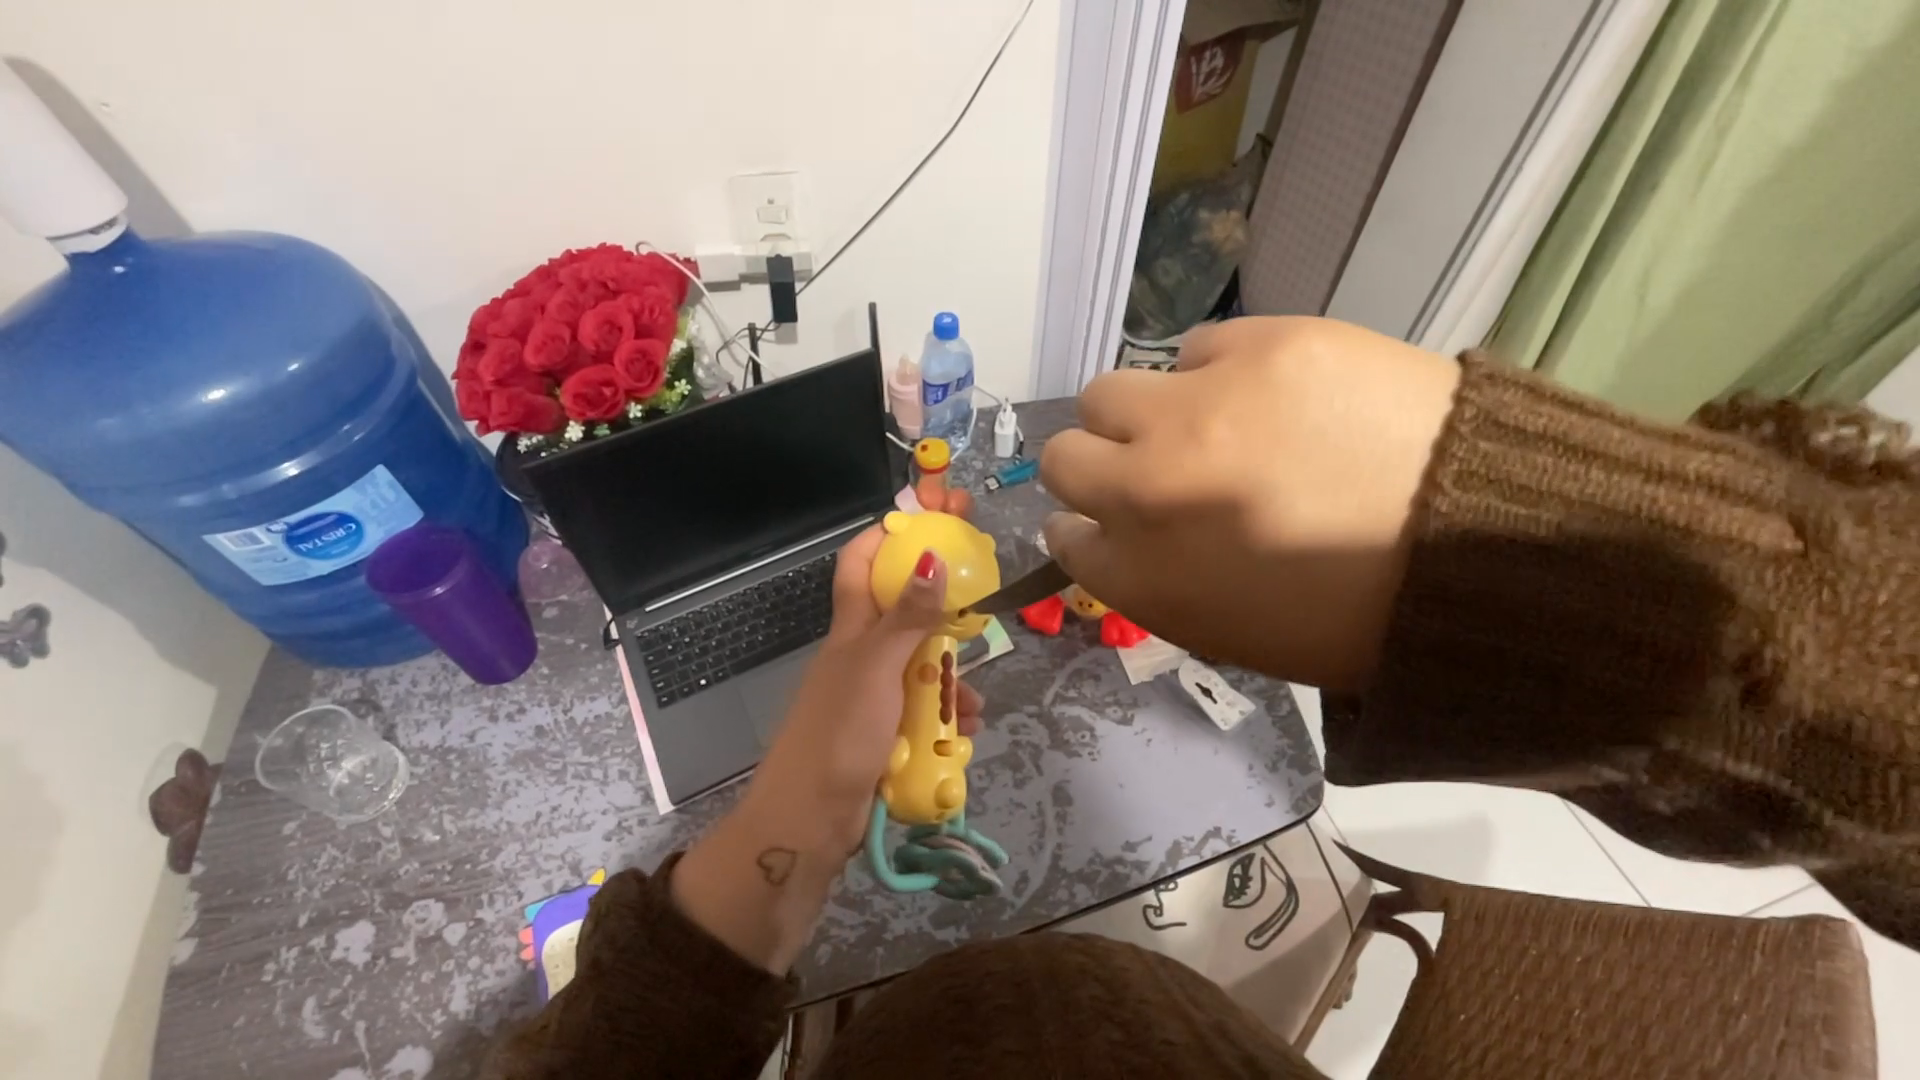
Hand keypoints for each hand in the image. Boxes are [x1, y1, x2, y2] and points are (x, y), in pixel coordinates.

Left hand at [748, 526, 982, 850]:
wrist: (807, 823)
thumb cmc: (839, 735)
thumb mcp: (878, 670)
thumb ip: (909, 618)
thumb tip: (934, 556)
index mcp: (851, 631)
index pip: (860, 565)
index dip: (886, 536)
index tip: (928, 519)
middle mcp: (860, 657)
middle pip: (904, 616)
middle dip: (943, 618)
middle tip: (980, 614)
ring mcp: (871, 698)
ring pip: (921, 671)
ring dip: (950, 683)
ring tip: (972, 706)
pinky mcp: (883, 735)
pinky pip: (923, 715)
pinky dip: (944, 722)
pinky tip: (964, 735)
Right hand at [1040, 317, 1459, 689]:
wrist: (1486, 552)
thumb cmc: (1349, 617)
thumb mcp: (1223, 628)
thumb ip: (1149, 579)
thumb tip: (1113, 529)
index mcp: (1142, 577)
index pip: (1064, 535)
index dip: (1086, 526)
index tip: (1111, 520)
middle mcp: (1146, 491)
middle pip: (1062, 456)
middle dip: (1097, 467)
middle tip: (1154, 467)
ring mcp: (1197, 411)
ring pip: (1108, 393)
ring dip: (1143, 414)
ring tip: (1207, 423)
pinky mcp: (1262, 346)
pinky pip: (1197, 349)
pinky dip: (1217, 375)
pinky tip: (1272, 398)